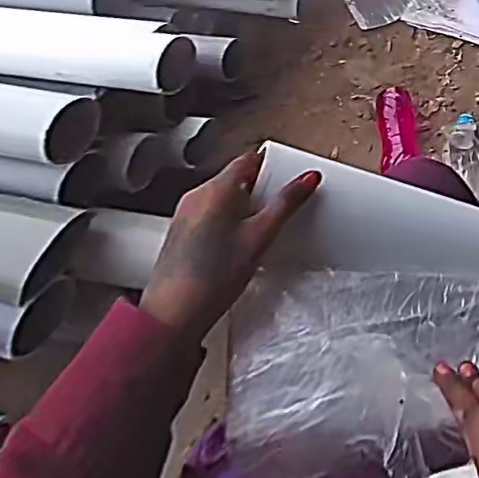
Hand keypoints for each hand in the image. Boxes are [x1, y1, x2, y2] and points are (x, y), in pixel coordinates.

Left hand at [138, 149, 319, 338]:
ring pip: (224, 196)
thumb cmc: (210, 280)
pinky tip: (236, 247)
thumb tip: (306, 180)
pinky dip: (227, 221)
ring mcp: (186, 214)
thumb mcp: (260, 237)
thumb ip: (286, 204)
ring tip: (257, 234)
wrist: (171, 318)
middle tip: (276, 212)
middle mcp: (197, 195)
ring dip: (244, 207)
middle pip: (237, 177)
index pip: (250, 159)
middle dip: (260, 191)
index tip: (287, 180)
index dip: (272, 166)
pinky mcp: (181, 233)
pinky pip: (211, 214)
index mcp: (217, 188)